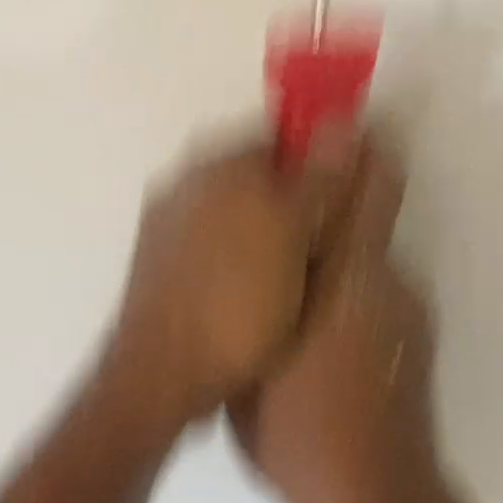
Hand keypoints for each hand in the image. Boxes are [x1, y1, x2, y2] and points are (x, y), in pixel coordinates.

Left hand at [102, 133, 357, 428]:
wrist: (159, 377)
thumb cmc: (235, 307)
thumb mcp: (294, 237)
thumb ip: (321, 179)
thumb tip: (347, 124)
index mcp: (216, 163)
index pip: (282, 140)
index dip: (322, 169)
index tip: (344, 209)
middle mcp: (181, 184)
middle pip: (255, 183)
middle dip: (292, 210)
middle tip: (324, 253)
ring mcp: (161, 231)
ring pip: (231, 223)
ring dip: (262, 244)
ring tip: (291, 288)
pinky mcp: (154, 275)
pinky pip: (208, 258)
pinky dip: (233, 271)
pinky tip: (250, 306)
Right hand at [229, 139, 442, 502]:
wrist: (371, 498)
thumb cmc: (295, 432)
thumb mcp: (252, 364)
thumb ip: (259, 303)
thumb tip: (256, 264)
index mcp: (346, 275)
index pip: (369, 179)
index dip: (351, 144)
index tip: (319, 129)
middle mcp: (387, 281)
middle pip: (369, 214)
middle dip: (328, 207)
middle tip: (279, 228)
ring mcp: (408, 313)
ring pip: (369, 262)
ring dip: (334, 262)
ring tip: (288, 298)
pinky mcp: (415, 345)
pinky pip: (376, 299)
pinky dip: (348, 301)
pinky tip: (317, 345)